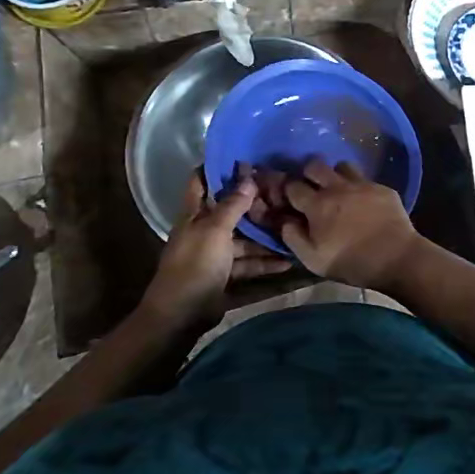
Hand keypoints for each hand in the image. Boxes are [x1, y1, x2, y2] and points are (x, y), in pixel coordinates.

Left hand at [139, 170, 292, 329]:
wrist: (181, 314)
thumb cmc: (195, 264)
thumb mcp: (215, 230)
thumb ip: (232, 205)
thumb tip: (249, 178)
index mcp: (194, 214)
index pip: (201, 182)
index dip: (217, 169)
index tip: (244, 159)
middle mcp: (204, 231)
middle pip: (229, 212)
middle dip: (252, 204)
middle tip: (282, 194)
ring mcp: (215, 255)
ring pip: (242, 241)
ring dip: (264, 237)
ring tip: (292, 230)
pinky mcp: (225, 277)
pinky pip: (248, 266)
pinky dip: (265, 264)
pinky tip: (288, 262)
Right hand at [280, 160, 421, 288]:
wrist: (397, 258)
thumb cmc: (351, 262)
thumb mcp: (313, 260)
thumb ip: (293, 238)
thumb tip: (284, 221)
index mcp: (317, 205)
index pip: (292, 186)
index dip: (288, 191)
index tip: (290, 199)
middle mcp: (337, 187)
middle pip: (314, 165)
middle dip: (309, 173)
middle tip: (312, 188)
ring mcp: (362, 184)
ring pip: (341, 165)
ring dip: (336, 175)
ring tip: (339, 190)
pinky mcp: (382, 188)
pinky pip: (365, 179)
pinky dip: (359, 187)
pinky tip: (364, 202)